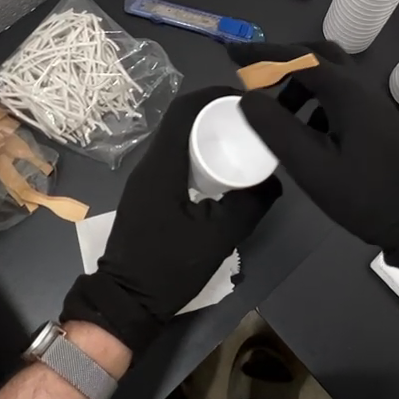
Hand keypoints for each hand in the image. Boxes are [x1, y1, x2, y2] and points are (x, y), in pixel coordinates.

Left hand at [61, 85, 278, 353]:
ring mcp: (145, 179)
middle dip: (216, 114)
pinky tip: (222, 169)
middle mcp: (149, 164)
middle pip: (182, 121)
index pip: (184, 110)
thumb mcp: (219, 236)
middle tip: (252, 121)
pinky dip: (198, 153)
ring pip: (178, 140)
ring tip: (242, 141)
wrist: (125, 302)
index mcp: (162, 165)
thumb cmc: (168, 266)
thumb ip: (250, 204)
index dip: (213, 96)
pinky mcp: (147, 194)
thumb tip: (274, 180)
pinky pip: (175, 159)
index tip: (246, 99)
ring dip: (207, 134)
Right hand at [229, 41, 398, 286]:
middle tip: (256, 80)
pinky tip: (304, 130)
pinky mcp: (375, 119)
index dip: (262, 54)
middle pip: (318, 55)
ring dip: (299, 83)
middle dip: (283, 62)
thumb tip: (248, 98)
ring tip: (276, 112)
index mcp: (345, 91)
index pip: (297, 57)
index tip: (231, 55)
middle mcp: (360, 87)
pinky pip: (340, 94)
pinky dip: (315, 100)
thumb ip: (276, 128)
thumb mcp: (311, 165)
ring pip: (330, 74)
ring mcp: (371, 102)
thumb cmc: (363, 193)